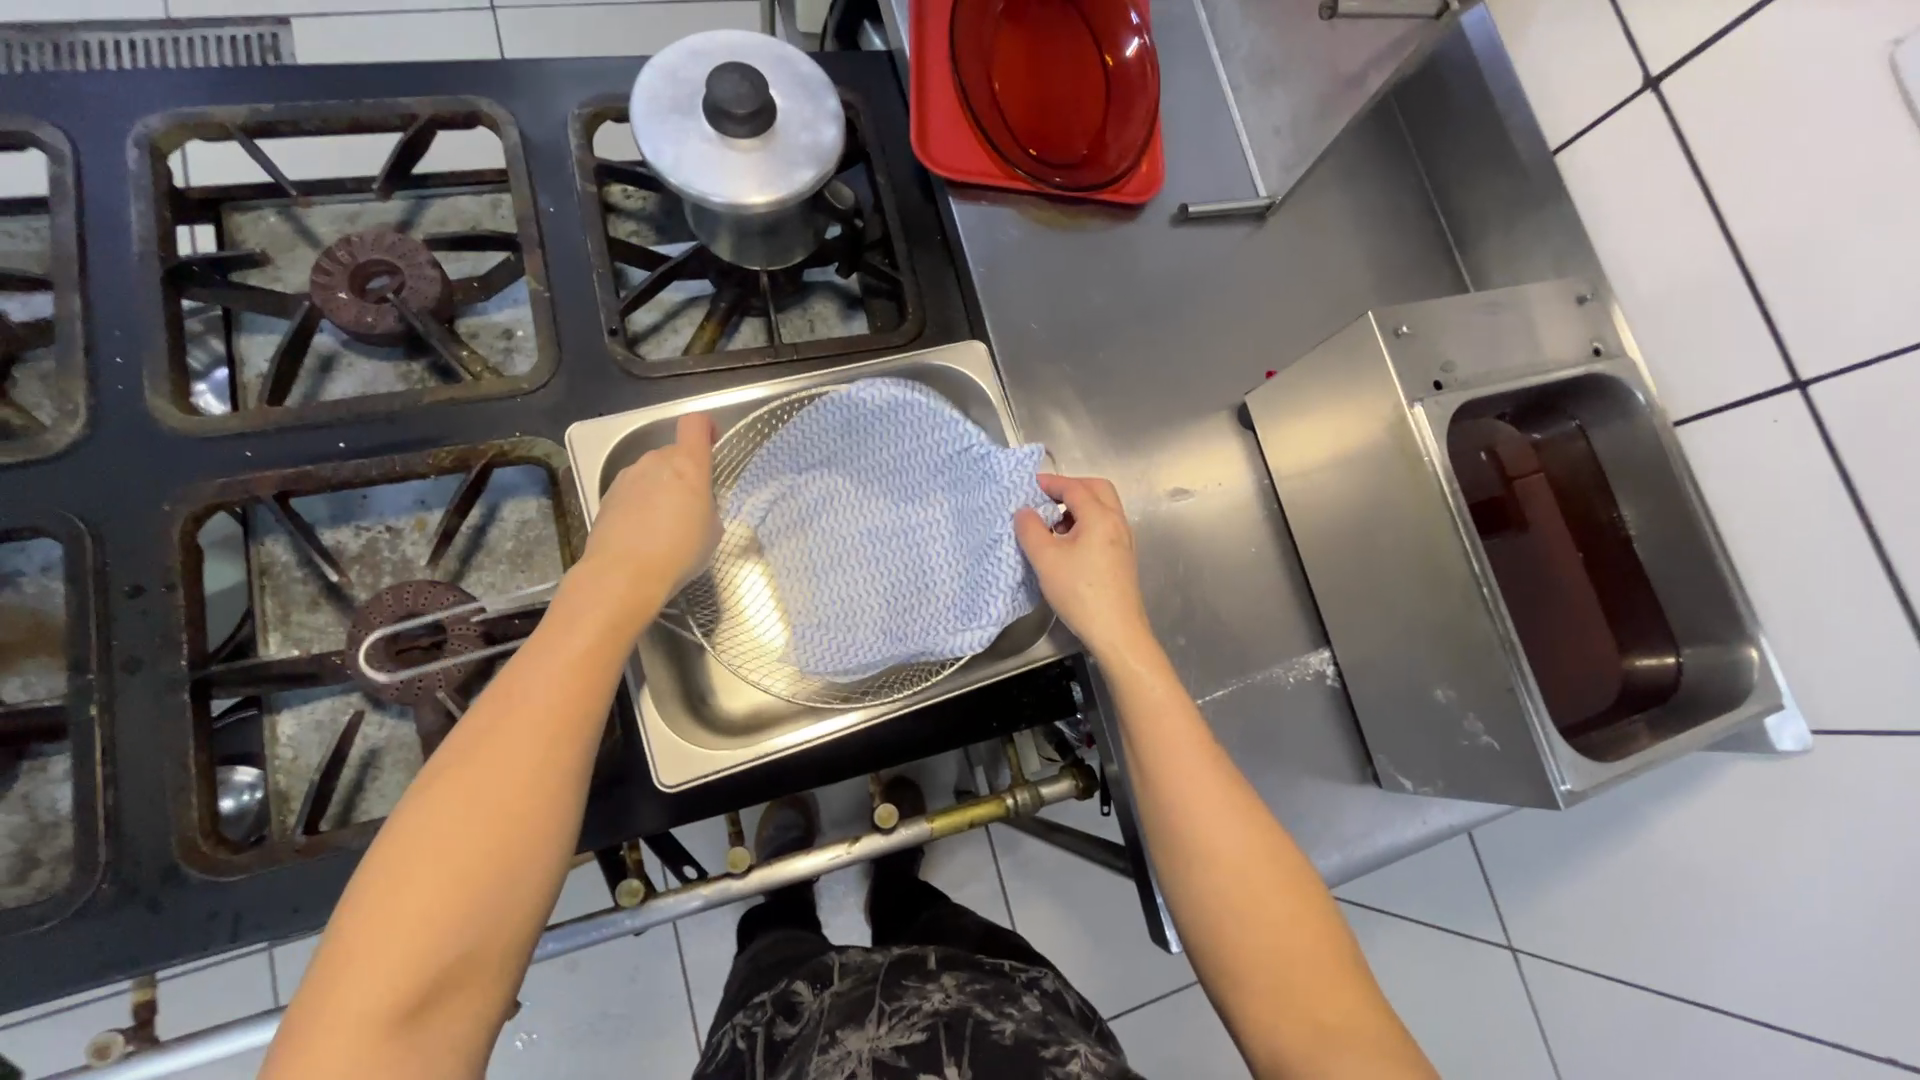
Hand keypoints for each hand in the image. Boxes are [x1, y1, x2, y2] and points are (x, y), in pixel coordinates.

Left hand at [579, 413, 719, 623]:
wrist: (623, 574)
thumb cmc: (679, 552)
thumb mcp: (712, 531)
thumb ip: (707, 505)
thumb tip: (696, 503)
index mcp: (688, 466)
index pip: (696, 424)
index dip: (707, 429)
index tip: (712, 444)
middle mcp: (655, 462)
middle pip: (674, 453)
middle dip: (684, 472)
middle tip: (691, 505)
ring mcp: (627, 477)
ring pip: (652, 472)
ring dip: (661, 488)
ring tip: (664, 524)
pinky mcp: (608, 496)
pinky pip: (633, 490)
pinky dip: (640, 503)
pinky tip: (642, 533)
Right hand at [1014, 473, 1153, 660]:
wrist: (1116, 631)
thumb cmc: (1080, 593)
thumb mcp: (1045, 559)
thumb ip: (1031, 530)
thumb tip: (1024, 511)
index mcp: (1100, 517)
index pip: (1074, 488)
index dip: (1051, 483)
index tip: (1030, 486)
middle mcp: (1117, 522)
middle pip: (1096, 489)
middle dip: (1070, 488)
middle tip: (1046, 498)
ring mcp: (1124, 540)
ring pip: (1103, 508)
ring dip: (1079, 507)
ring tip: (1054, 524)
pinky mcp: (1123, 557)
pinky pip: (1105, 526)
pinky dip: (1086, 523)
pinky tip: (1069, 544)